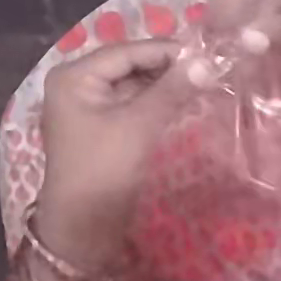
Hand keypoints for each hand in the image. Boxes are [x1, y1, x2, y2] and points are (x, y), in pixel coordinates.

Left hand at [37, 40, 197, 270]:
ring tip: (202, 79)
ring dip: (161, 82)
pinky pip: (126, 101)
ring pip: (128, 82)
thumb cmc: (103, 170)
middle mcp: (74, 82)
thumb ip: (169, 91)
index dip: (164, 50)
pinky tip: (180, 98)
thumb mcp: (138, 126)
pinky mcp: (96, 124)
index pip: (123, 51)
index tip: (205, 51)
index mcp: (73, 75)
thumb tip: (205, 62)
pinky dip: (152, 99)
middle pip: (125, 64)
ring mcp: (84, 104)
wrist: (81, 229)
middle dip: (164, 65)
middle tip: (208, 66)